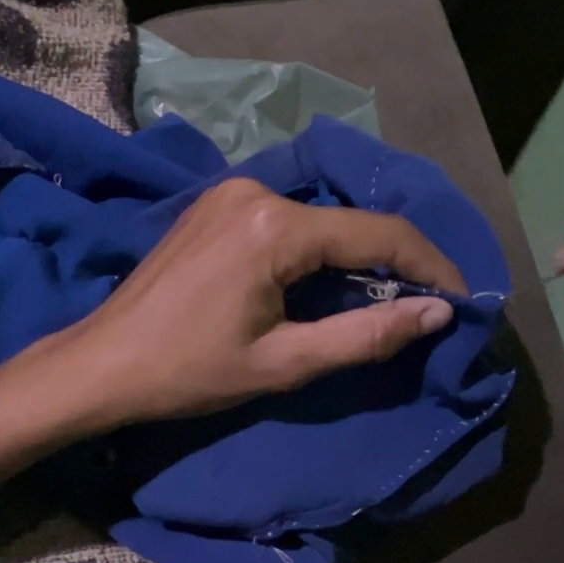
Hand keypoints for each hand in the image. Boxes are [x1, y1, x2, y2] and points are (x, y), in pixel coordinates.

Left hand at [52, 177, 467, 425]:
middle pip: (349, 224)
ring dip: (353, 261)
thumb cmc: (187, 372)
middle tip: (420, 310)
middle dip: (392, 267)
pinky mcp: (215, 206)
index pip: (379, 234)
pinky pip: (287, 223)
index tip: (460, 301)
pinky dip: (316, 253)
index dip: (430, 266)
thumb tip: (436, 313)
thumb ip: (365, 336)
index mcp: (274, 226)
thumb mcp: (283, 363)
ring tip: (377, 306)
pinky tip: (322, 287)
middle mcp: (256, 190)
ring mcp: (231, 193)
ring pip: (320, 222)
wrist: (102, 364)